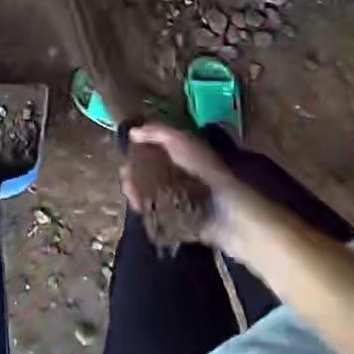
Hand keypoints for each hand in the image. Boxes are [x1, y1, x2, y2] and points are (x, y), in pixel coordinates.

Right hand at [121, 124, 274, 253]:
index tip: (128, 149)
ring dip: (141, 190)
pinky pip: (163, 214)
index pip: (164, 146)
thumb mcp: (181, 142)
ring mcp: (189, 199)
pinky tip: (138, 207)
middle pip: (159, 170)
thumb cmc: (205, 171)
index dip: (145, 146)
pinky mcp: (187, 221)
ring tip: (128, 190)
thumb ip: (158, 133)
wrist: (228, 214)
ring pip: (158, 192)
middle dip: (139, 171)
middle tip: (124, 174)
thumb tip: (133, 131)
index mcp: (191, 153)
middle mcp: (190, 174)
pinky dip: (149, 209)